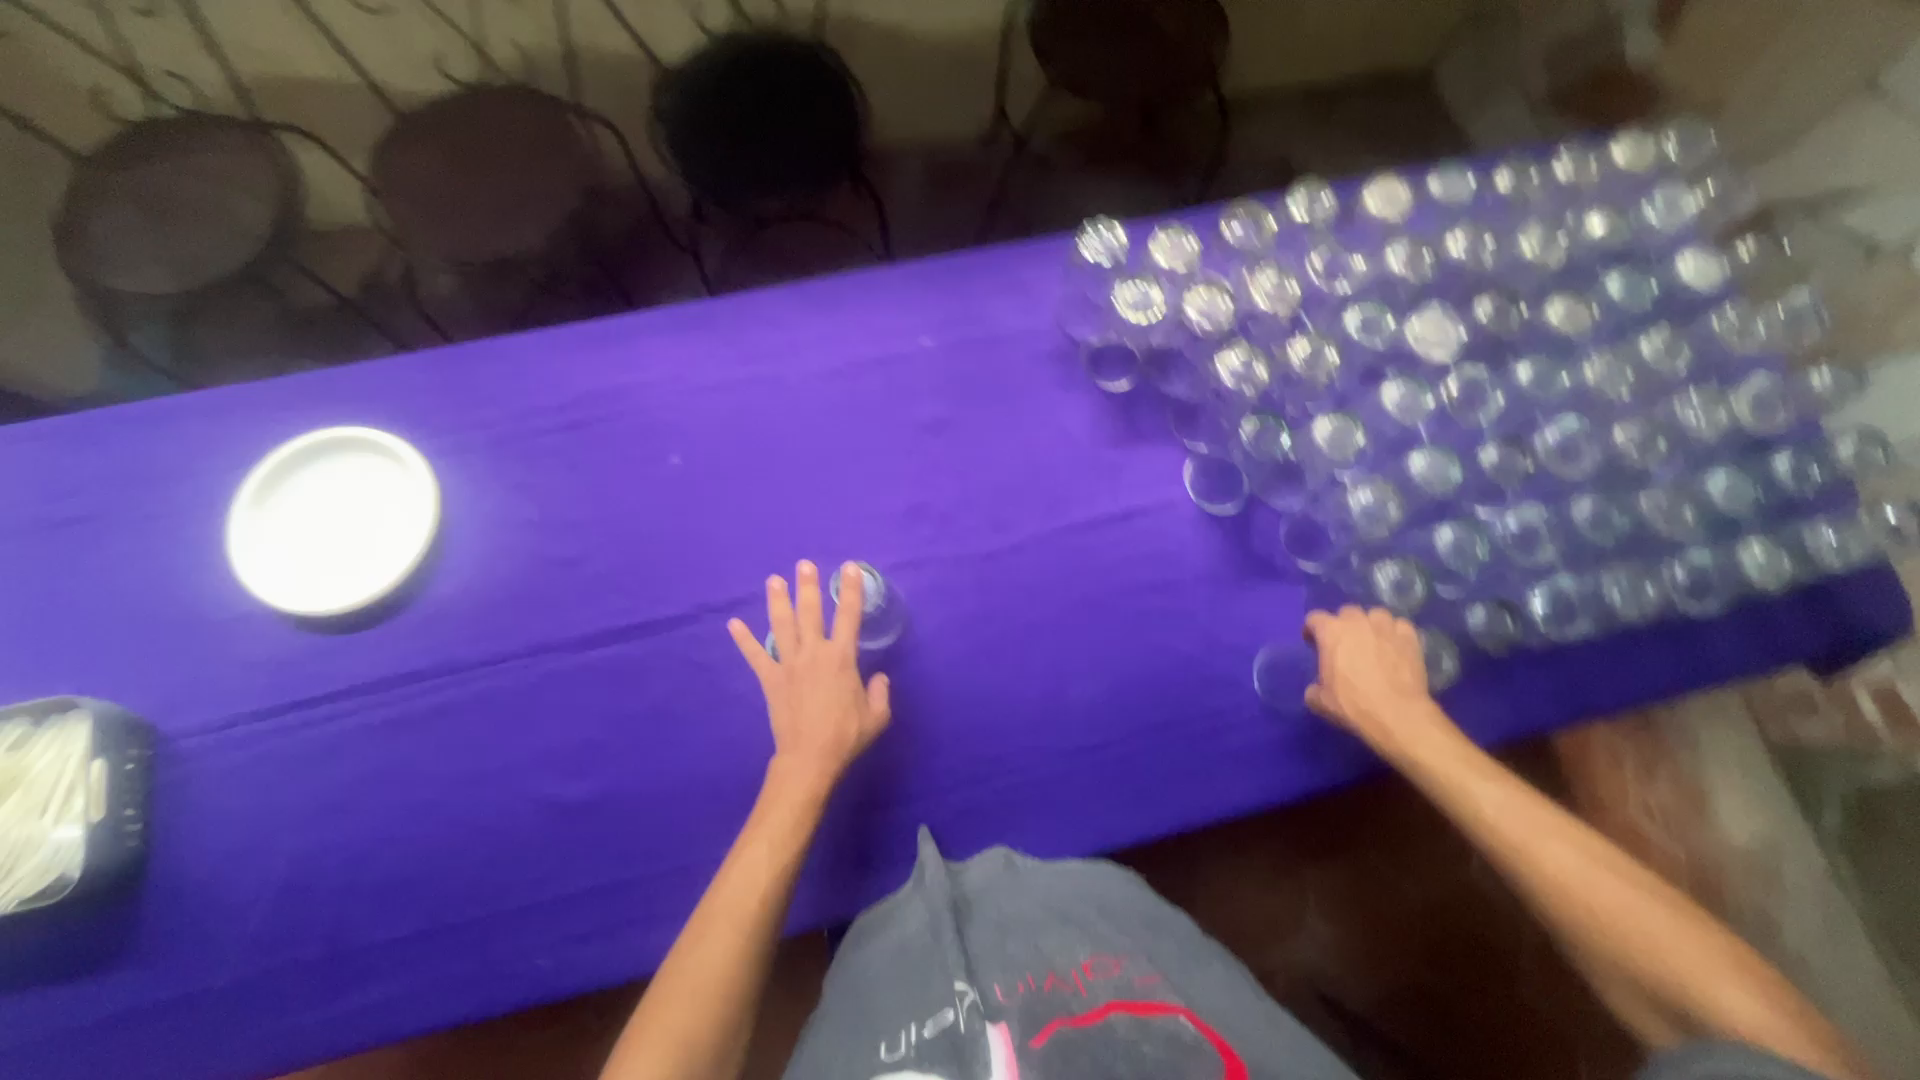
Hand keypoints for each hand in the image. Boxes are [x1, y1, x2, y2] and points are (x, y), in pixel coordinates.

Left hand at [728, 561, 891, 800]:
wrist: (810, 757)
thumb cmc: (846, 736)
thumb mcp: (877, 716)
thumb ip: (880, 693)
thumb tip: (880, 678)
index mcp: (842, 658)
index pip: (849, 617)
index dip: (850, 591)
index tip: (851, 569)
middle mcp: (814, 653)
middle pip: (810, 612)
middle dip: (808, 586)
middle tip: (804, 564)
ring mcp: (789, 664)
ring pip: (782, 625)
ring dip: (778, 601)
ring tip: (774, 580)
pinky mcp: (770, 679)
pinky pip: (755, 655)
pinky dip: (744, 640)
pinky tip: (733, 624)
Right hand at [1302, 606, 1452, 755]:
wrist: (1396, 714)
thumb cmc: (1352, 705)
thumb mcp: (1319, 701)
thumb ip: (1314, 687)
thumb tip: (1317, 688)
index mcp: (1331, 632)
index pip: (1314, 618)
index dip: (1312, 630)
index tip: (1313, 644)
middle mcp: (1358, 623)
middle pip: (1347, 612)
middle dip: (1343, 625)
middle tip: (1345, 644)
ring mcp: (1386, 628)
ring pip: (1376, 614)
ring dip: (1371, 624)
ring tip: (1373, 641)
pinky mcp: (1410, 638)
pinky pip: (1401, 626)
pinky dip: (1396, 633)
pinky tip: (1395, 647)